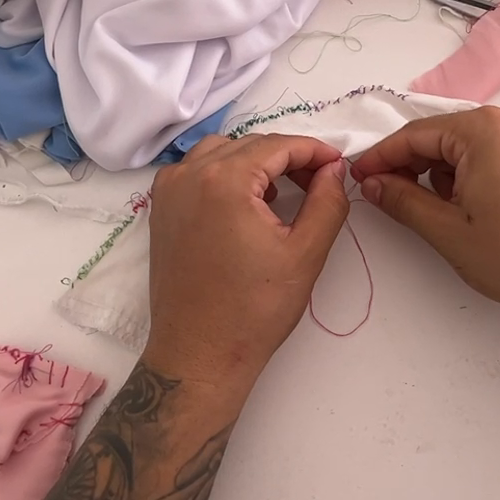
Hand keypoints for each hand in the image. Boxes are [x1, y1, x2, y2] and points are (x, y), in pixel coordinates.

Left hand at [144, 134, 350, 396]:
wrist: (199, 354)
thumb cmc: (255, 309)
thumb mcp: (305, 253)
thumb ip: (327, 201)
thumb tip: (334, 168)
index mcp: (224, 180)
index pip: (278, 145)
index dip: (313, 150)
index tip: (338, 164)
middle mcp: (189, 174)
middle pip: (250, 145)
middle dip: (287, 157)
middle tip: (319, 181)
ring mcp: (169, 191)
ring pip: (221, 152)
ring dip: (255, 162)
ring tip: (283, 192)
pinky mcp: (161, 209)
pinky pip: (197, 171)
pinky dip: (225, 174)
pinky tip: (246, 203)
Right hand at [349, 106, 499, 324]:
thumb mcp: (448, 231)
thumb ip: (403, 201)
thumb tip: (373, 183)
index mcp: (483, 129)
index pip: (414, 135)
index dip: (381, 158)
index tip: (359, 179)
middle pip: (440, 136)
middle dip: (410, 165)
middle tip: (386, 197)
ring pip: (464, 146)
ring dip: (440, 173)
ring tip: (435, 212)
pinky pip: (489, 153)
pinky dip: (468, 174)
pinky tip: (466, 208)